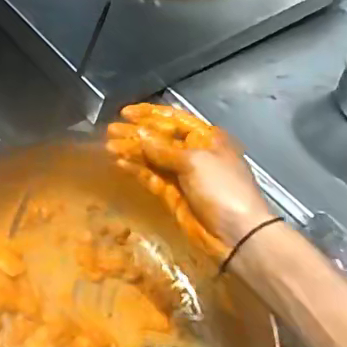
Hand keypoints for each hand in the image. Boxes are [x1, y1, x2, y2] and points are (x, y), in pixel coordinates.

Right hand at [107, 103, 276, 257]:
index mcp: (207, 138)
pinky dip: (137, 170)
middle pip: (160, 138)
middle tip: (111, 130)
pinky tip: (120, 163)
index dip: (150, 114)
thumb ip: (164, 148)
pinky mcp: (174, 196)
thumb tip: (139, 135)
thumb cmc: (223, 188)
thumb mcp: (195, 161)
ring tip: (109, 146)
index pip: (174, 119)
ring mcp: (183, 175)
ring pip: (153, 158)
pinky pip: (152, 178)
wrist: (237, 233)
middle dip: (136, 133)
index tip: (126, 113)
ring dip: (132, 151)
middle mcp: (194, 153)